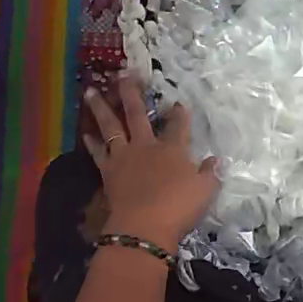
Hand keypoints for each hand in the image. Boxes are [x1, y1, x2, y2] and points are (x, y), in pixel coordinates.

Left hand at [84, 79, 221, 250]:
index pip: (178, 125)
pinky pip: (98, 152)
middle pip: (137, 114)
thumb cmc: (178, 208)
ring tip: (90, 91)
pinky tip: (86, 133)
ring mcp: (124, 157)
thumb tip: (216, 160)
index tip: (178, 103)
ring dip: (101, 108)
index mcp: (172, 149)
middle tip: (124, 75)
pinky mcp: (108, 171)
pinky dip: (92, 142)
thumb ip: (210, 174)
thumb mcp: (205, 191)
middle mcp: (146, 146)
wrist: (143, 226)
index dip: (179, 113)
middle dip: (131, 93)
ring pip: (110, 126)